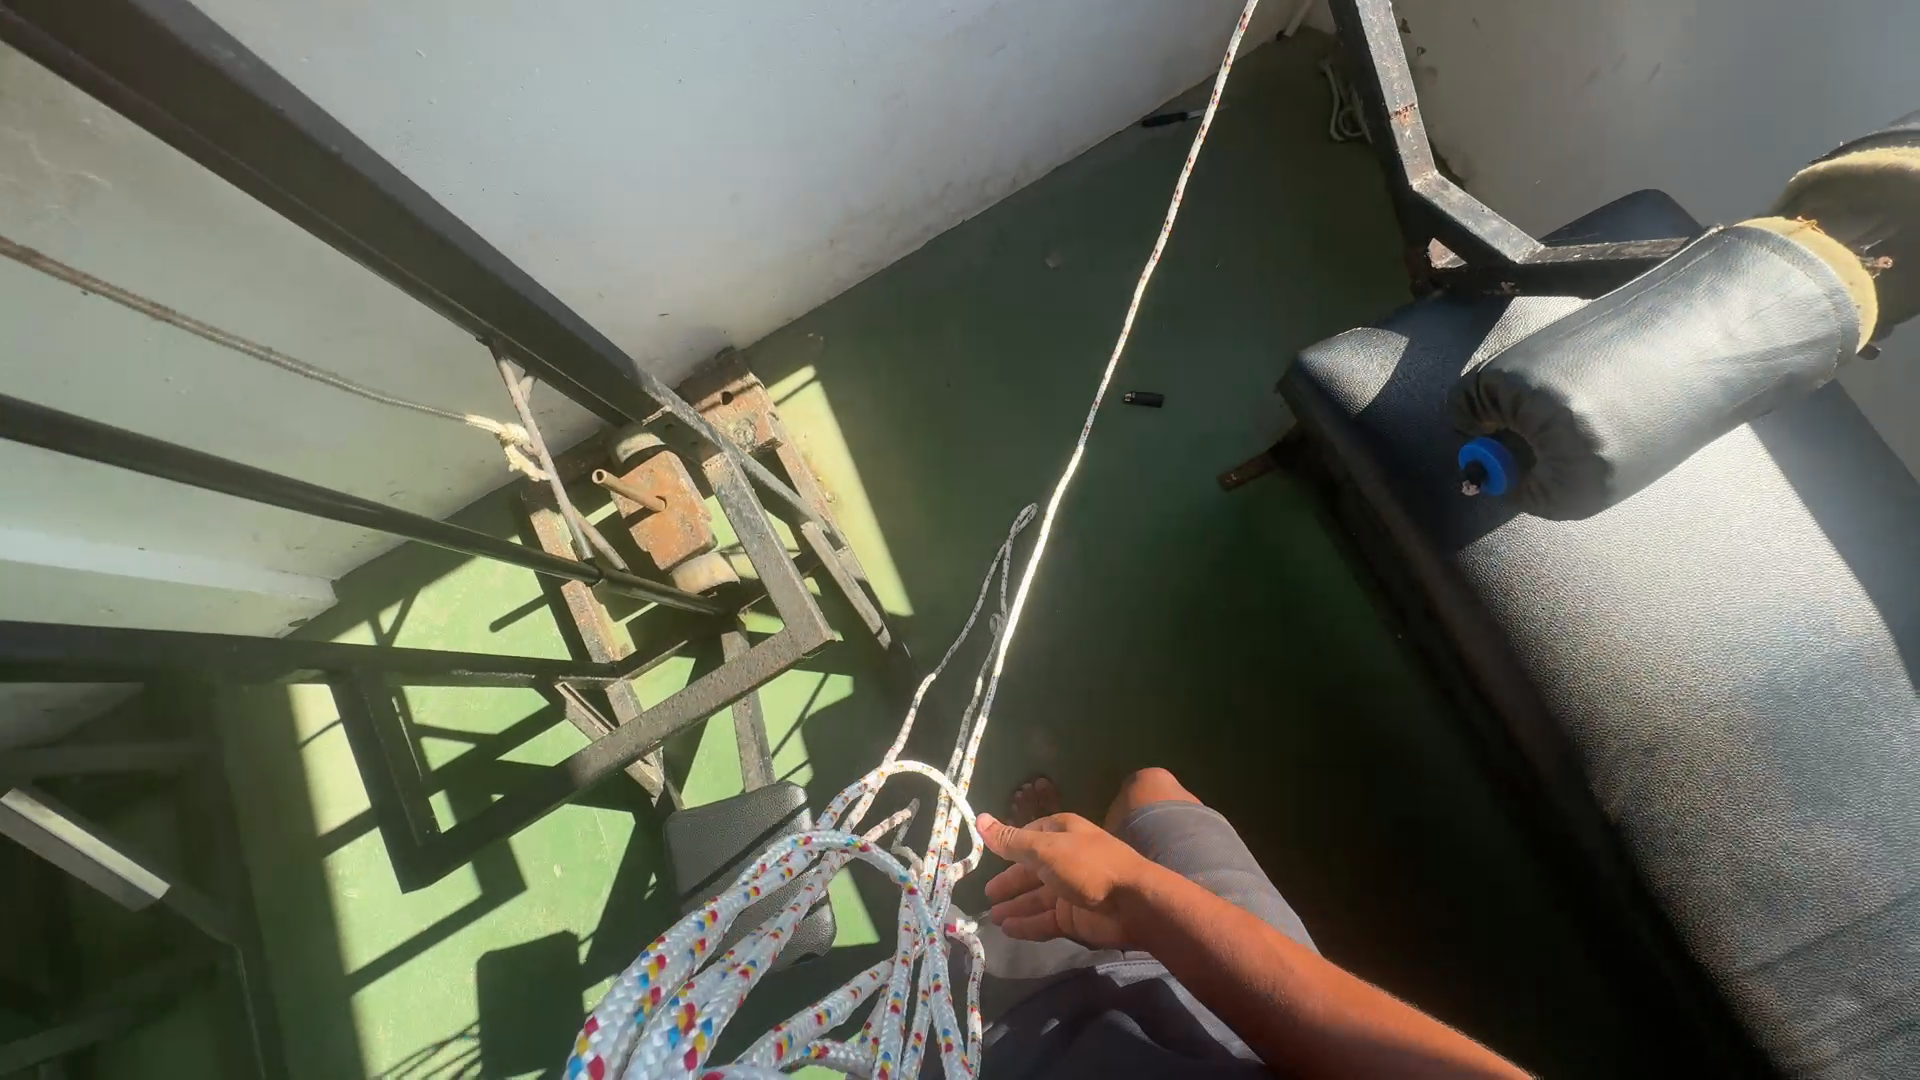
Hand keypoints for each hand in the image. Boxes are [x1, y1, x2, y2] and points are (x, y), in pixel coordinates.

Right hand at [976, 811, 1157, 949]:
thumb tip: (979, 819)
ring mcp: (1069, 889)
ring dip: (1015, 906)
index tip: (987, 855)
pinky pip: (1044, 920)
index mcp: (1060, 832)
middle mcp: (1064, 859)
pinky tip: (1008, 931)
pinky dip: (1027, 924)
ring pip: (1036, 898)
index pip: (1028, 837)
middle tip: (987, 895)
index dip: (1009, 845)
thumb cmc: (1087, 865)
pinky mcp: (1074, 917)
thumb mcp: (1044, 848)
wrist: (1132, 903)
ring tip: (992, 917)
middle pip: (1030, 870)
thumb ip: (1011, 841)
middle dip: (1010, 882)